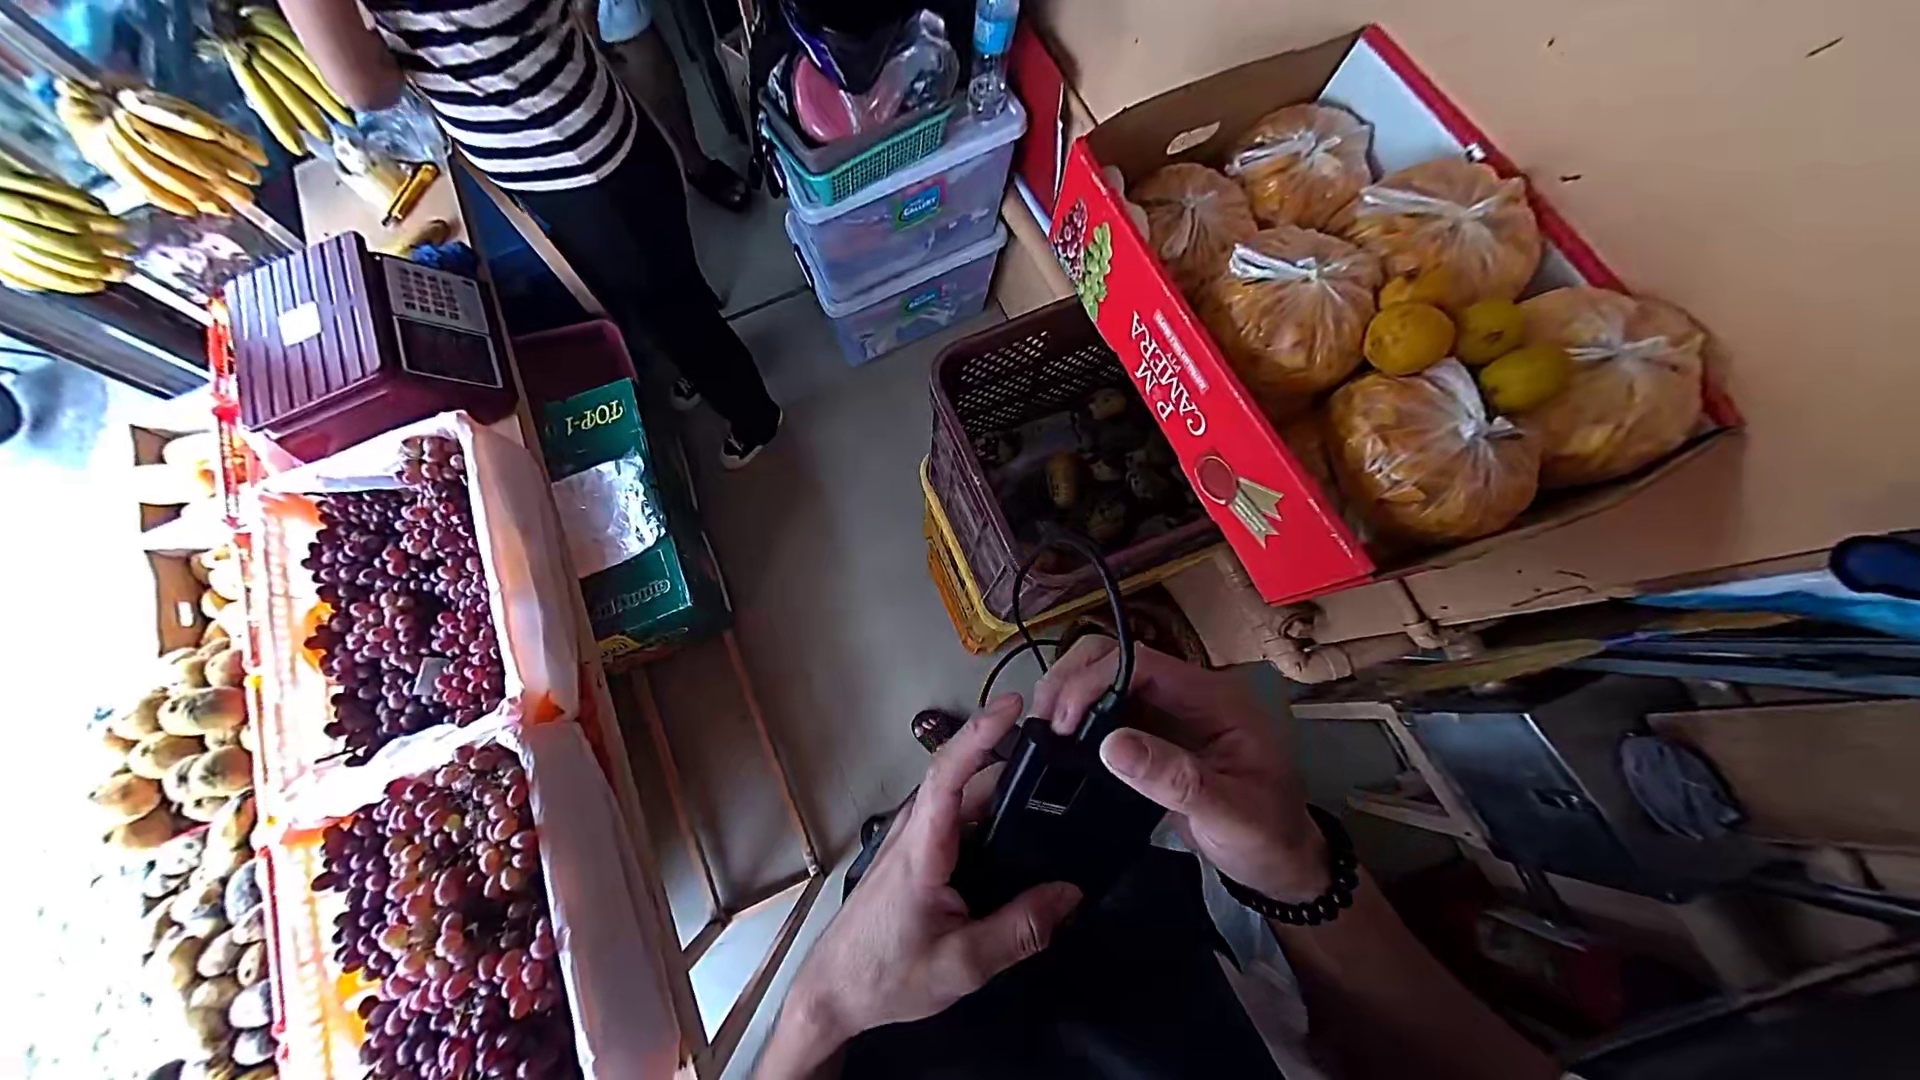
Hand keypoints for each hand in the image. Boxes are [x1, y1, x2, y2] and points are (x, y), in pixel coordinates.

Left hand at [757, 694, 1082, 1076]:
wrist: (835, 990)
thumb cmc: (882, 974)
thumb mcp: (961, 964)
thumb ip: (1019, 931)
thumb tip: (1068, 898)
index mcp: (922, 845)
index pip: (950, 771)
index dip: (981, 732)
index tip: (1011, 707)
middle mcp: (916, 828)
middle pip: (967, 775)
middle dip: (1009, 755)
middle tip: (1056, 750)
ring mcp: (915, 834)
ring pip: (963, 793)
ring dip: (1001, 781)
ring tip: (1045, 781)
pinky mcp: (918, 847)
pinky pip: (957, 811)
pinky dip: (988, 805)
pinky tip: (1015, 822)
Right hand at [1033, 638, 1327, 900]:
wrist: (1280, 861)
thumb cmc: (1266, 836)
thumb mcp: (1231, 814)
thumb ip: (1175, 779)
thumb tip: (1110, 745)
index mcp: (1213, 697)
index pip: (1141, 663)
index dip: (1094, 681)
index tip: (1063, 722)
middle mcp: (1185, 690)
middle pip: (1115, 655)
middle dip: (1072, 677)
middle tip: (1045, 721)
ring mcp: (1165, 706)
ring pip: (1103, 673)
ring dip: (1067, 690)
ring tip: (1044, 728)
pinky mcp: (1149, 727)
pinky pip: (1103, 704)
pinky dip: (1075, 712)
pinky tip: (1059, 737)